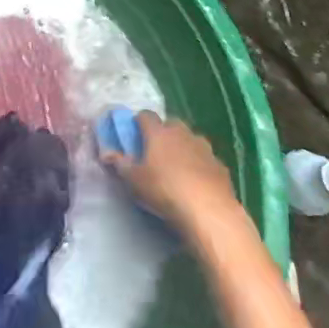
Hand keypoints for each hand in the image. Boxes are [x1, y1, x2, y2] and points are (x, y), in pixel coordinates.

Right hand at [97, 111, 240, 229]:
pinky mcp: (221, 166)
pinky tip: (196, 182)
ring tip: (177, 167)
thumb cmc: (164, 191)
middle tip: (155, 151)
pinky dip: (199, 165)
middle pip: (171, 124)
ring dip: (183, 147)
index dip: (138, 122)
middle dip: (163, 133)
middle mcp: (182, 133)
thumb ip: (119, 164)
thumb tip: (107, 153)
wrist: (209, 212)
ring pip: (191, 140)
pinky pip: (205, 159)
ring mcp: (204, 148)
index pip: (145, 115)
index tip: (134, 134)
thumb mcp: (133, 180)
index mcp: (158, 132)